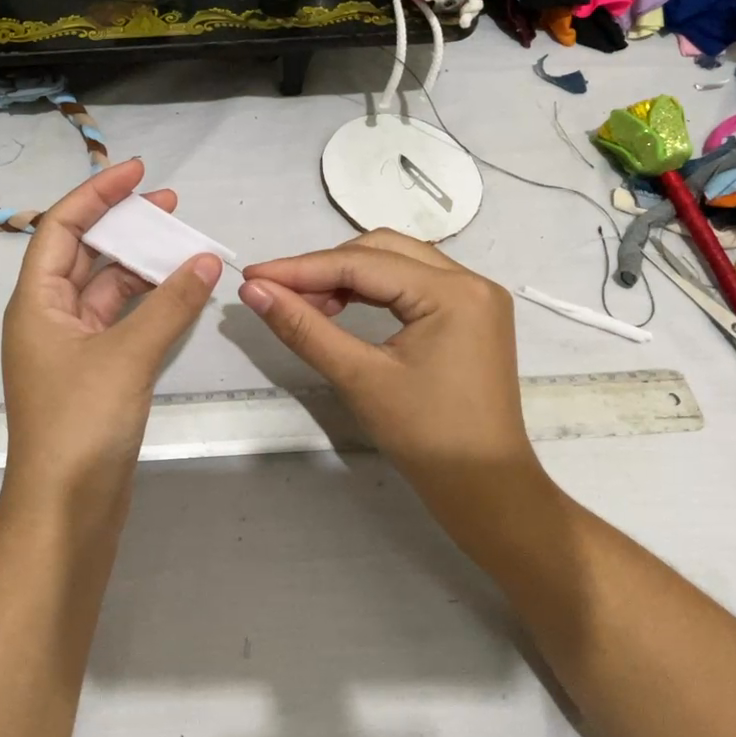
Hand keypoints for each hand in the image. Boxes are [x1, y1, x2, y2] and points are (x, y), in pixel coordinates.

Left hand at [1, 160, 221, 512]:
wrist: (66, 508)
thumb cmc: (80, 424)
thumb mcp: (126, 357)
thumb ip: (169, 306)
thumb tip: (206, 260)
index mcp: (35, 302)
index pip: (61, 228)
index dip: (97, 194)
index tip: (138, 172)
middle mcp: (47, 317)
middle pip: (84, 254)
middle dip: (124, 225)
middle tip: (171, 205)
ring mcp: (70, 348)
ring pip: (106, 290)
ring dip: (141, 266)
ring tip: (185, 244)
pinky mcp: (93, 374)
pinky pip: (120, 322)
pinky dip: (148, 305)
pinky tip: (181, 292)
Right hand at [238, 230, 540, 487]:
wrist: (482, 486)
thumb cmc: (424, 435)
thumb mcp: (358, 377)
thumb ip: (303, 327)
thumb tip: (253, 291)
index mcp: (452, 292)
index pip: (361, 263)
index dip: (301, 268)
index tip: (253, 276)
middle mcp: (470, 281)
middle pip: (381, 250)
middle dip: (325, 267)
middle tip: (278, 292)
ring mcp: (474, 297)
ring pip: (396, 263)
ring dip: (347, 276)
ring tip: (306, 304)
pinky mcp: (469, 314)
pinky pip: (411, 283)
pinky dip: (372, 290)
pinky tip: (341, 308)